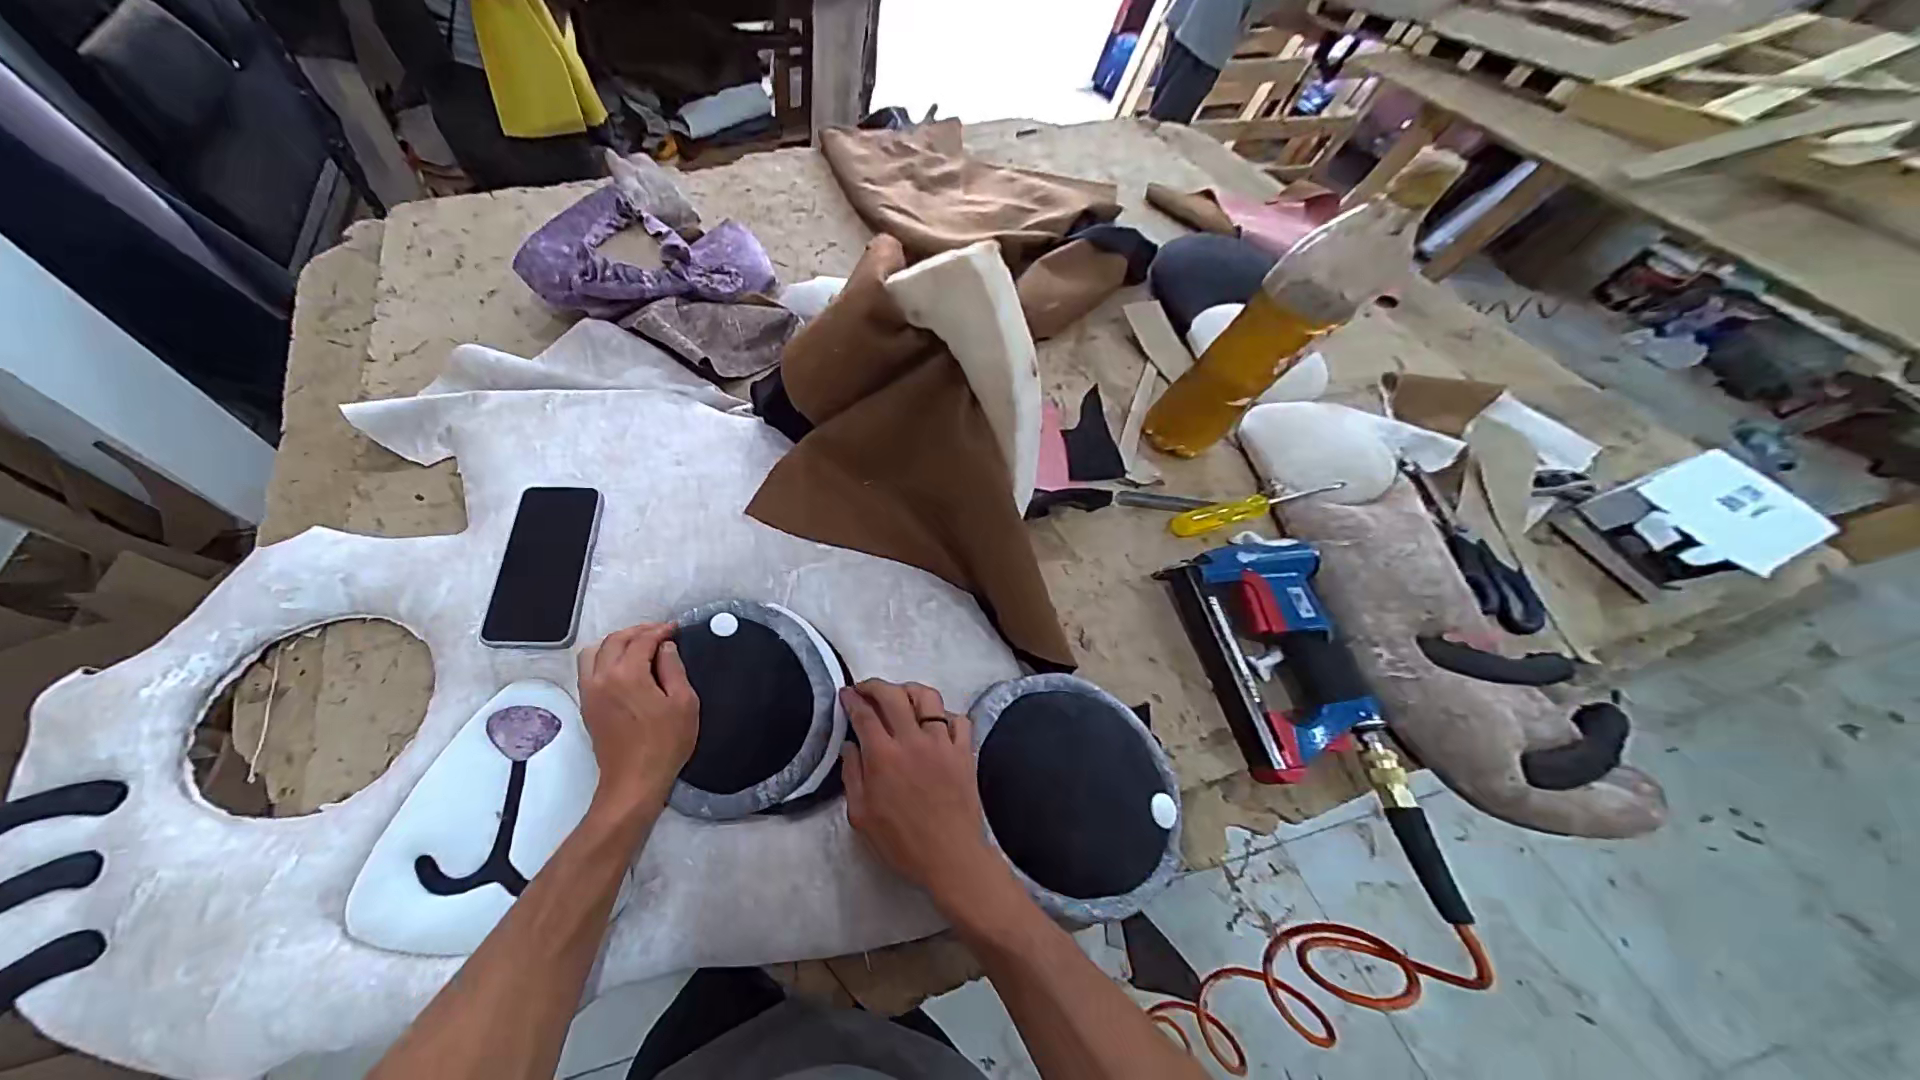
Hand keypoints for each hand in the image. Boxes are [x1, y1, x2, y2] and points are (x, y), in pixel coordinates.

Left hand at [576, 623, 698, 820]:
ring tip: (638, 645)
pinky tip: (623, 665)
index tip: (675, 629)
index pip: (642, 640)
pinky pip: (588, 668)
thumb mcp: (684, 702)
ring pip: (594, 651)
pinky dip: (604, 657)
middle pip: (615, 640)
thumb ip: (674, 668)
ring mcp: (589, 692)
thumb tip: (665, 648)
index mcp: (626, 674)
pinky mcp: (586, 705)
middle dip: (638, 632)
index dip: (660, 630)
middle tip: (660, 633)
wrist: (634, 781)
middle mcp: (601, 678)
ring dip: (616, 642)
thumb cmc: (665, 742)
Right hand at [839, 680, 1008, 910]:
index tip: (847, 694)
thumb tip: (850, 745)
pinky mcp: (964, 751)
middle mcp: (913, 740)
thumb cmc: (901, 842)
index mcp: (883, 756)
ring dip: (910, 691)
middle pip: (893, 695)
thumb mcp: (861, 815)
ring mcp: (942, 743)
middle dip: (875, 686)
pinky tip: (935, 722)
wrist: (950, 856)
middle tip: (866, 689)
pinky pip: (958, 718)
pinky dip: (945, 714)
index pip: (864, 714)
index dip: (852, 699)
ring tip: (901, 696)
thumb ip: (852, 775)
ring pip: (928, 698)